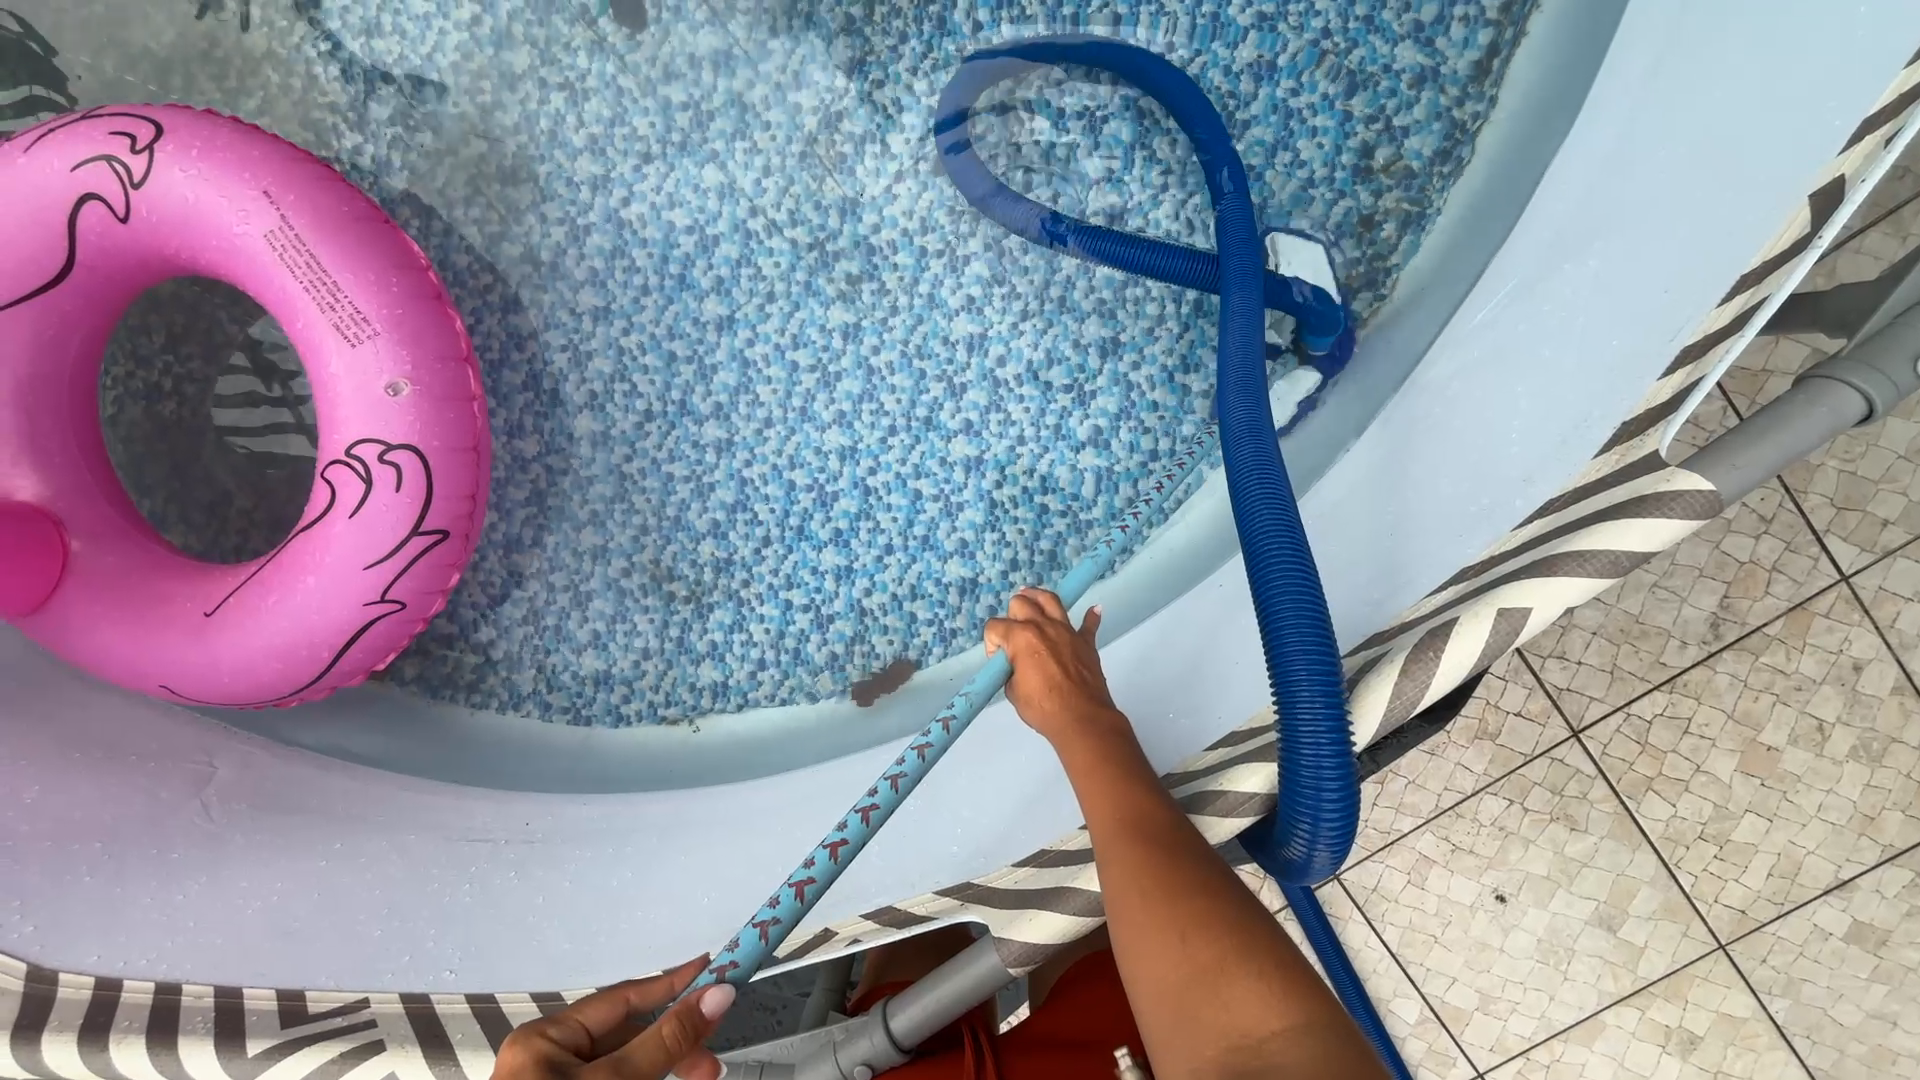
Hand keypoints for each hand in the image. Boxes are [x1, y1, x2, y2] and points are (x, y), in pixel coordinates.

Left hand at [491, 956, 734, 1079]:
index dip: (672, 984)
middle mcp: (544, 1063)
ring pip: (621, 1069)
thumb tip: (720, 992)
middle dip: (672, 1047)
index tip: (717, 970)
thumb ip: (667, 1039)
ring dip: (661, 1071)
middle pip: (625, 1037)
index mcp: (545, 1041)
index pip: (623, 997)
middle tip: (712, 1068)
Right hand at [984, 587, 1128, 746]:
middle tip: (1012, 631)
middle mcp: (1042, 626)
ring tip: (1031, 597)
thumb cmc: (1043, 708)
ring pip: (1051, 600)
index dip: (992, 643)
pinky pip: (1088, 623)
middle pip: (1020, 603)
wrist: (1081, 718)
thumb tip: (1017, 666)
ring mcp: (1066, 631)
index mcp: (1020, 637)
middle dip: (1011, 614)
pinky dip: (1090, 616)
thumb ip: (1011, 671)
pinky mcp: (1086, 641)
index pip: (995, 626)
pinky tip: (1093, 610)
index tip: (998, 660)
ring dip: (1038, 597)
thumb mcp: (1013, 691)